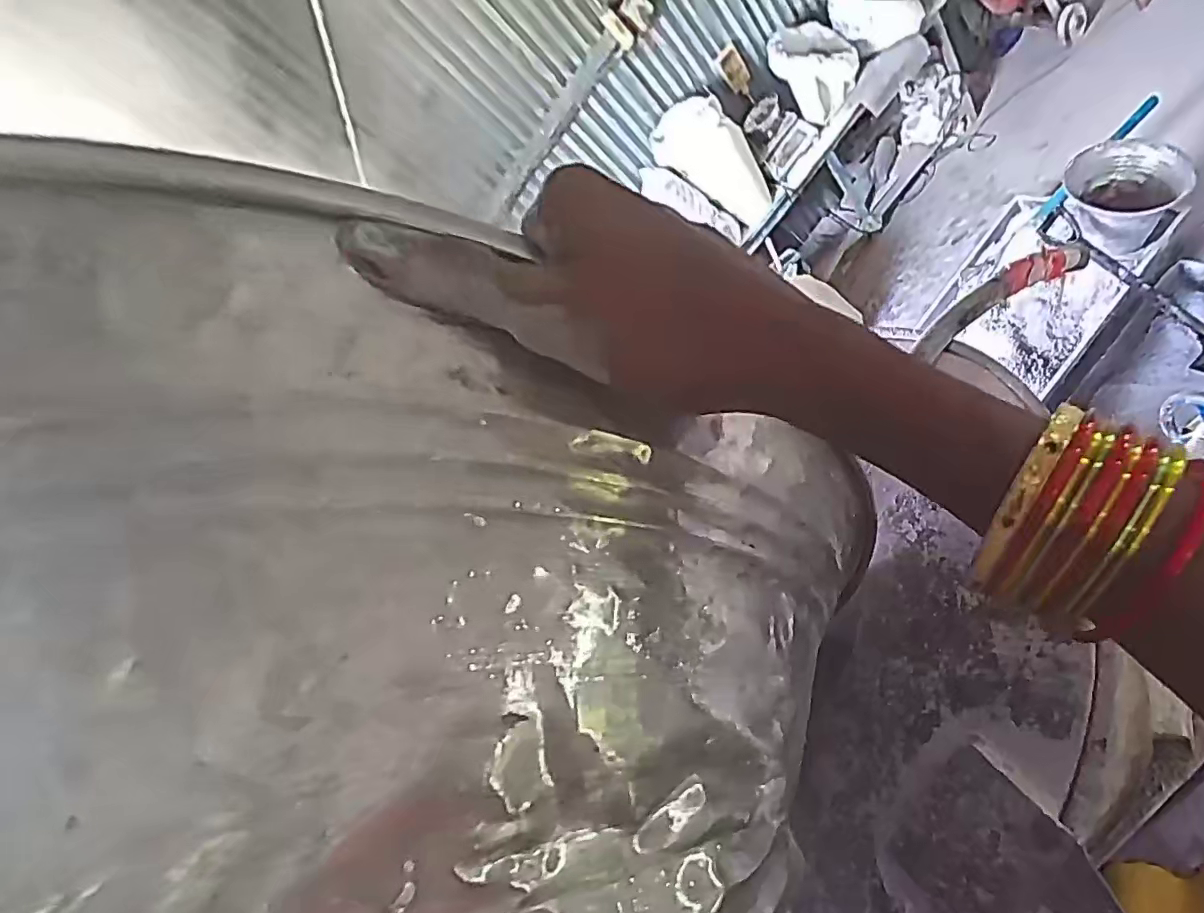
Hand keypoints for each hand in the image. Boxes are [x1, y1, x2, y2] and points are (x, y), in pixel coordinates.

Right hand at [339, 164, 846, 416]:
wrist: (779, 353)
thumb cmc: (662, 336)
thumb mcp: (550, 318)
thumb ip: (466, 285)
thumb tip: (362, 244)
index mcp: (577, 194)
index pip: (520, 250)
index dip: (537, 305)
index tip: (570, 338)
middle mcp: (631, 202)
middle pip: (576, 273)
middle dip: (587, 319)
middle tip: (616, 358)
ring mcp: (684, 237)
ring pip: (629, 294)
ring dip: (633, 333)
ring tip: (660, 365)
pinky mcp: (723, 274)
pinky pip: (676, 307)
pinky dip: (676, 335)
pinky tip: (693, 360)